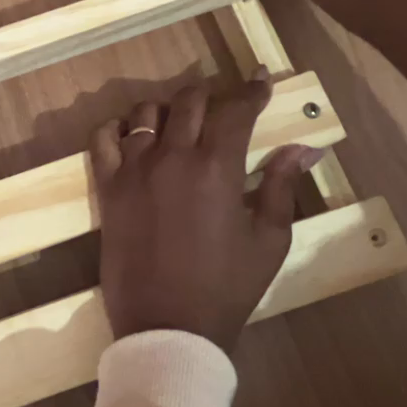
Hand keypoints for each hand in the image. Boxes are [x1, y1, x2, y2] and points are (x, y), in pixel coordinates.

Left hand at [90, 76, 322, 353]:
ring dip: (166, 109)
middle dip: (211, 95)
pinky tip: (131, 135)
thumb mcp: (268, 241)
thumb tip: (304, 148)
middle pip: (189, 101)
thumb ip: (283, 187)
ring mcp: (133, 169)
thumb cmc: (226, 289)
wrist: (167, 327)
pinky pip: (102, 139)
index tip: (261, 79)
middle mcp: (173, 156)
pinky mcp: (107, 187)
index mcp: (217, 167)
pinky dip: (117, 128)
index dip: (252, 90)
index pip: (236, 110)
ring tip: (178, 122)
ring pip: (145, 113)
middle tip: (221, 105)